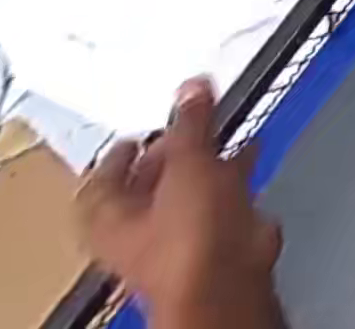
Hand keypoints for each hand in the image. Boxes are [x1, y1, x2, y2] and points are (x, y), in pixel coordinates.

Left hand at [78, 78, 283, 326]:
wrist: (229, 270)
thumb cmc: (191, 229)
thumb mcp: (189, 166)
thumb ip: (193, 124)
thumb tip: (191, 85)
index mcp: (111, 215)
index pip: (102, 179)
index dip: (119, 152)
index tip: (139, 129)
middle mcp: (137, 223)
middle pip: (146, 180)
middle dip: (169, 150)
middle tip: (187, 121)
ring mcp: (179, 226)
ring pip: (187, 183)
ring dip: (205, 156)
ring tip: (224, 128)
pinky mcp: (218, 224)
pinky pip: (222, 187)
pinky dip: (234, 166)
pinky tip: (251, 149)